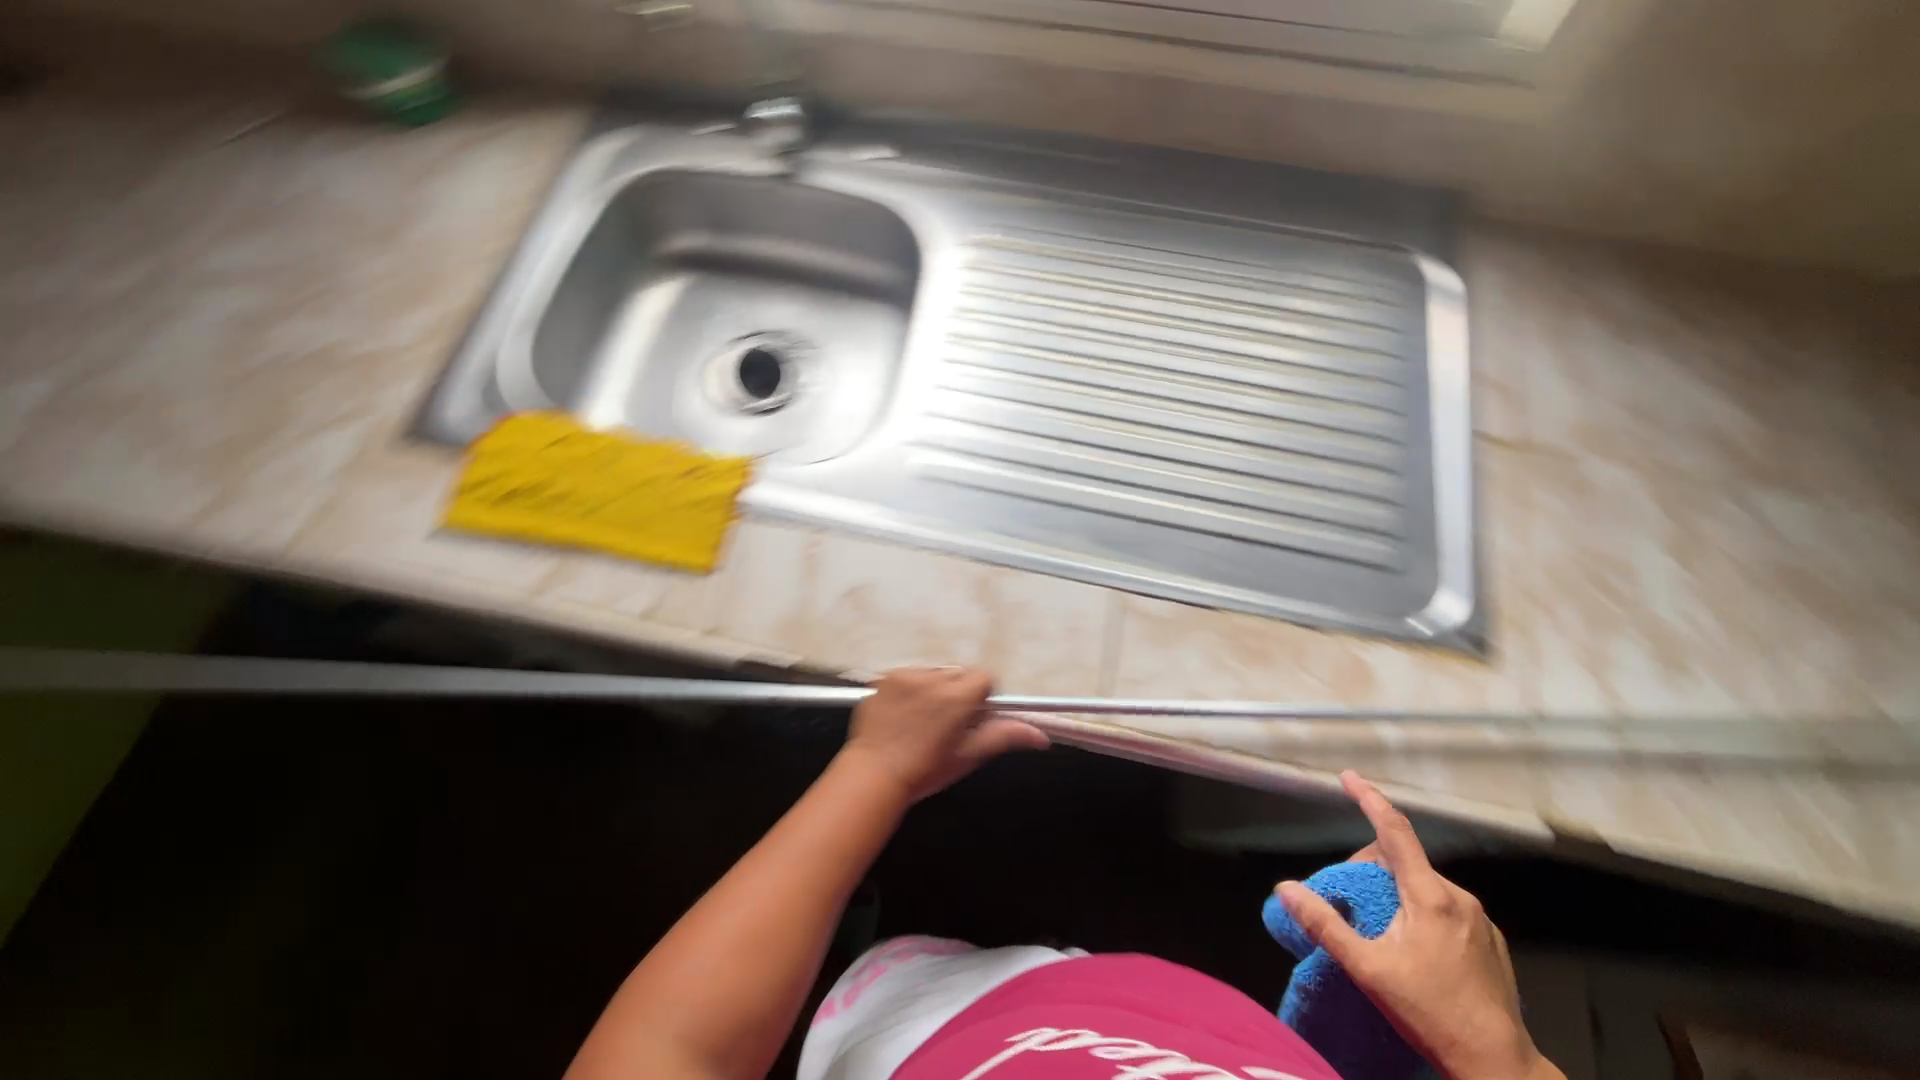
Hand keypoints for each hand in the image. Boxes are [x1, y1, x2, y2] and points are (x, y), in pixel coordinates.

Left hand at [841, 667, 1048, 801]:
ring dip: (934, 689)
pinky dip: (910, 689)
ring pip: (934, 673)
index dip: (981, 697)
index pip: (983, 677)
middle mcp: (932, 679)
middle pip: (959, 674)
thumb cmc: (926, 770)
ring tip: (922, 721)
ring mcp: (905, 676)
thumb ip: (1005, 737)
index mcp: (956, 698)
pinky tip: (903, 715)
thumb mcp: (968, 755)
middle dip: (958, 693)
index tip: (972, 717)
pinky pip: (909, 676)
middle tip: (947, 723)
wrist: (873, 775)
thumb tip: (1041, 737)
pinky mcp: (884, 678)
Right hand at [1275, 771, 1562, 1079]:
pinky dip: (1418, 910)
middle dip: (1370, 866)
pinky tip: (1411, 948)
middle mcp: (1458, 897)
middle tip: (1348, 901)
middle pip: (1403, 860)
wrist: (1497, 1064)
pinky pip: (1444, 907)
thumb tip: (1285, 888)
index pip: (1395, 831)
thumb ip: (1325, 925)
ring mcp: (1479, 919)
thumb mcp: (1367, 969)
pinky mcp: (1489, 941)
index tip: (1348, 776)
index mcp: (1429, 895)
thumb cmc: (1429, 1013)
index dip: (1369, 799)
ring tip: (1378, 930)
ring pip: (1423, 884)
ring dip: (1394, 891)